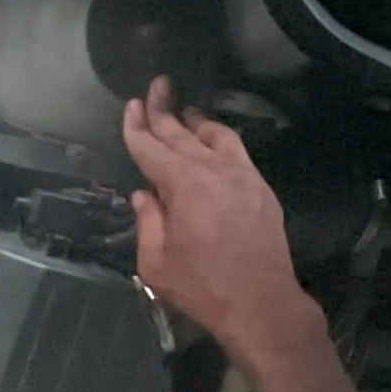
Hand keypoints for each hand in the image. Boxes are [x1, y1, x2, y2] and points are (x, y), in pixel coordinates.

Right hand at [122, 76, 317, 346]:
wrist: (260, 303)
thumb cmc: (202, 288)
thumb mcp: (156, 263)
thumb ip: (147, 223)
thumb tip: (143, 196)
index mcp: (183, 186)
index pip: (152, 148)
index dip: (137, 128)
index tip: (130, 107)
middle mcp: (214, 170)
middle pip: (182, 133)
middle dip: (163, 111)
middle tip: (154, 88)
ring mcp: (243, 176)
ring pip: (215, 136)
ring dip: (196, 122)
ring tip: (185, 112)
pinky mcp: (260, 189)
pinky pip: (238, 151)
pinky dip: (221, 140)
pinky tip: (215, 143)